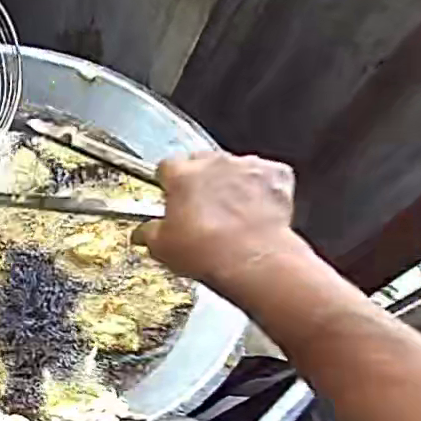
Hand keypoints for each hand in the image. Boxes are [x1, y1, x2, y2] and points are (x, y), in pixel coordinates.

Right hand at [134, 152, 306, 293]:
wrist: (251, 260)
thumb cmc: (205, 251)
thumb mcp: (160, 247)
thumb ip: (148, 233)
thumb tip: (142, 233)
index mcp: (182, 176)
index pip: (167, 165)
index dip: (166, 180)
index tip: (168, 193)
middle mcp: (215, 163)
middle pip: (201, 160)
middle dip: (198, 179)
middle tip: (197, 205)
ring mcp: (249, 166)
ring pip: (234, 166)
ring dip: (229, 182)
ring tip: (229, 211)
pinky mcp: (278, 175)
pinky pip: (266, 174)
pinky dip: (260, 187)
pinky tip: (254, 208)